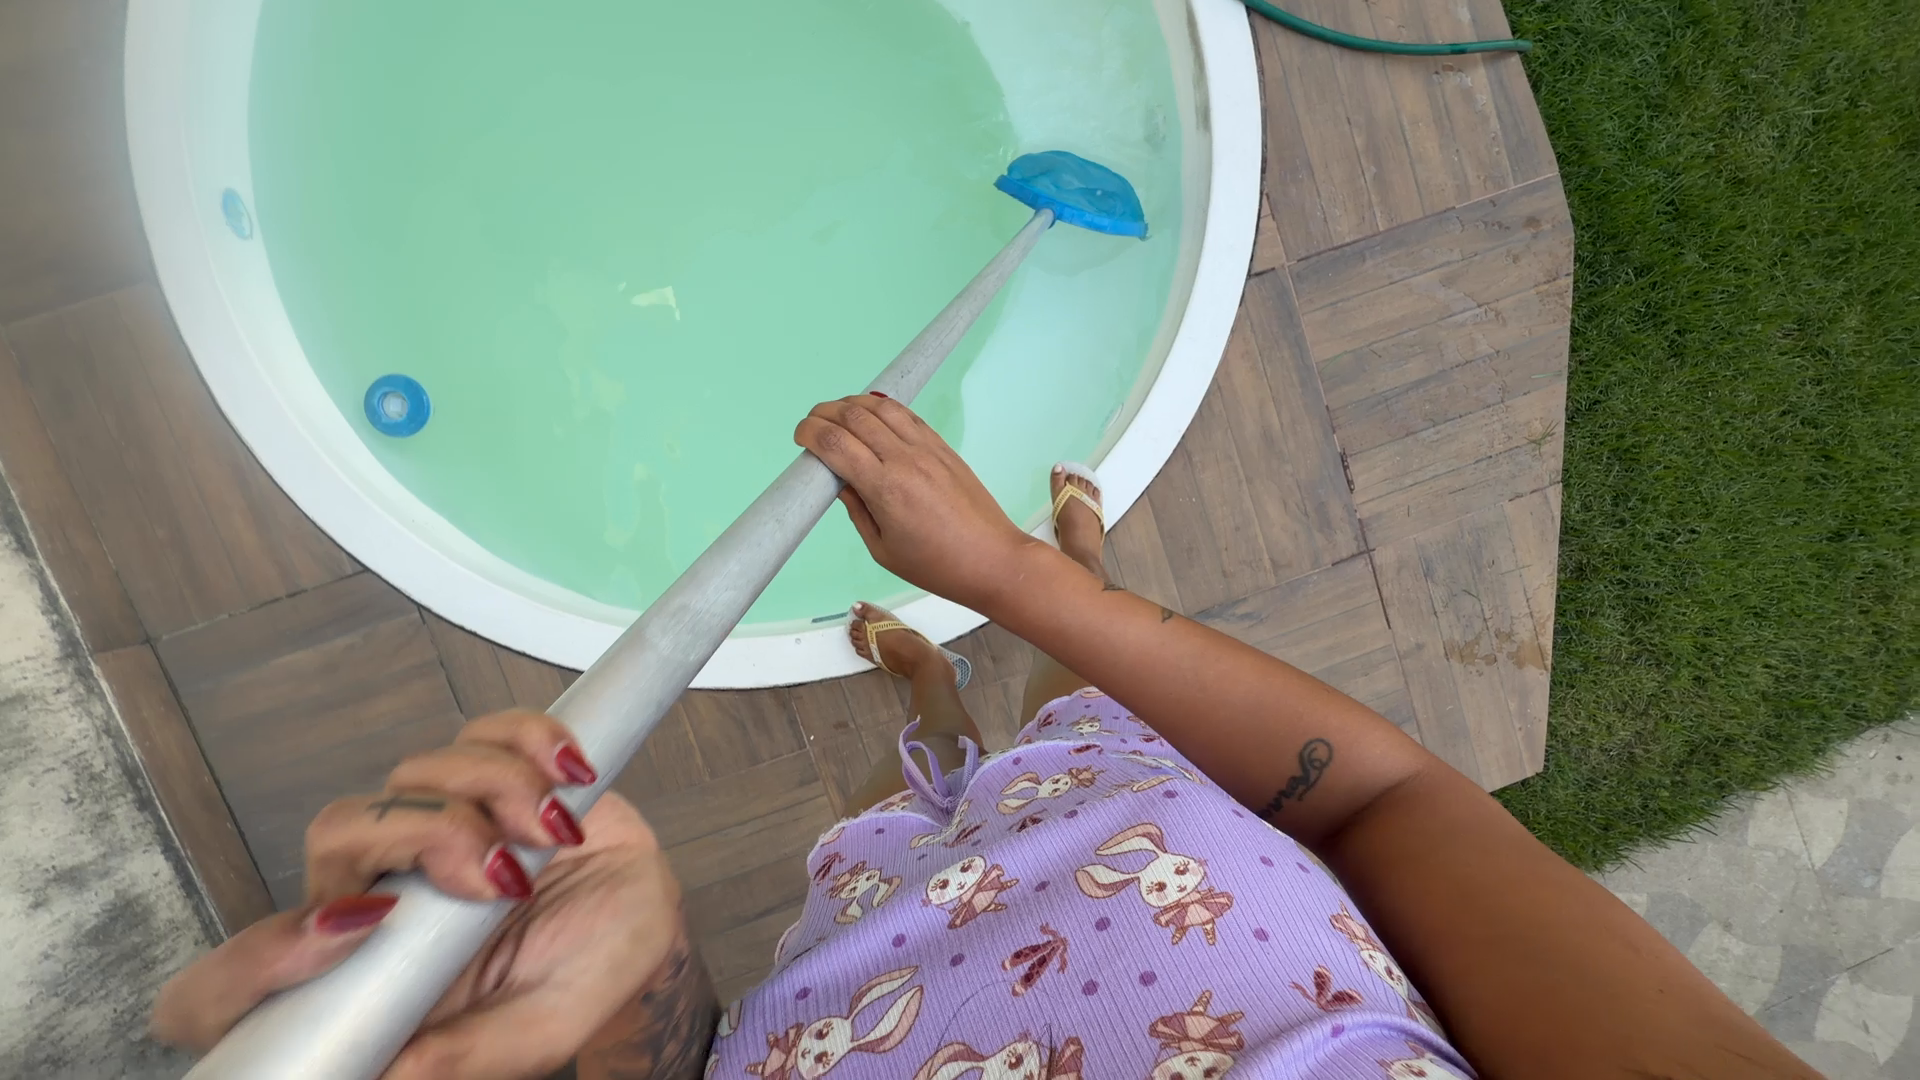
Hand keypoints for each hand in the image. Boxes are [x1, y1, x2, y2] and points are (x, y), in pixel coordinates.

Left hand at [152, 710, 709, 1079]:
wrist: (649, 911)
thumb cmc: (592, 978)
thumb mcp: (537, 1033)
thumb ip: (466, 1057)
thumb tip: (383, 1076)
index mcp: (367, 983)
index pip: (234, 983)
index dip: (261, 956)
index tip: (363, 925)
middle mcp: (388, 899)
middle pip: (339, 834)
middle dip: (428, 835)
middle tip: (502, 871)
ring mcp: (443, 826)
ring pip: (417, 772)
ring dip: (499, 788)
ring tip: (558, 831)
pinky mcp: (496, 775)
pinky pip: (489, 730)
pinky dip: (533, 738)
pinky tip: (572, 772)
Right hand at [795, 394, 1041, 607]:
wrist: (991, 558)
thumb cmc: (936, 565)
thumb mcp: (882, 549)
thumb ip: (856, 509)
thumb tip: (839, 481)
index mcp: (885, 489)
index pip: (836, 444)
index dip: (810, 433)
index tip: (799, 437)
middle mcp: (905, 460)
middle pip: (854, 416)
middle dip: (824, 413)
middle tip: (812, 423)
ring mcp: (927, 449)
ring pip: (881, 407)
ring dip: (852, 403)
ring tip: (837, 413)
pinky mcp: (943, 447)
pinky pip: (907, 415)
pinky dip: (882, 408)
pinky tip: (871, 415)